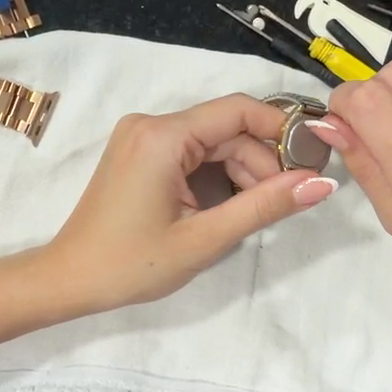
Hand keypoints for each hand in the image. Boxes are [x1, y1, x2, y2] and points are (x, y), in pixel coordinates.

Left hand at [40, 95, 338, 312]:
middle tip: (284, 201)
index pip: (238, 111)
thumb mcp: (204, 239)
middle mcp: (150, 124)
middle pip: (226, 128)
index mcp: (162, 136)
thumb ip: (264, 206)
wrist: (69, 280)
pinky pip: (191, 152)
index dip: (281, 130)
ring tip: (253, 212)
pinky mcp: (138, 152)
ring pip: (212, 142)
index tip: (311, 162)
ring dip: (240, 171)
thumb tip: (322, 184)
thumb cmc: (132, 264)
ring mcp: (141, 137)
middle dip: (261, 161)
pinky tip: (226, 206)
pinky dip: (215, 175)